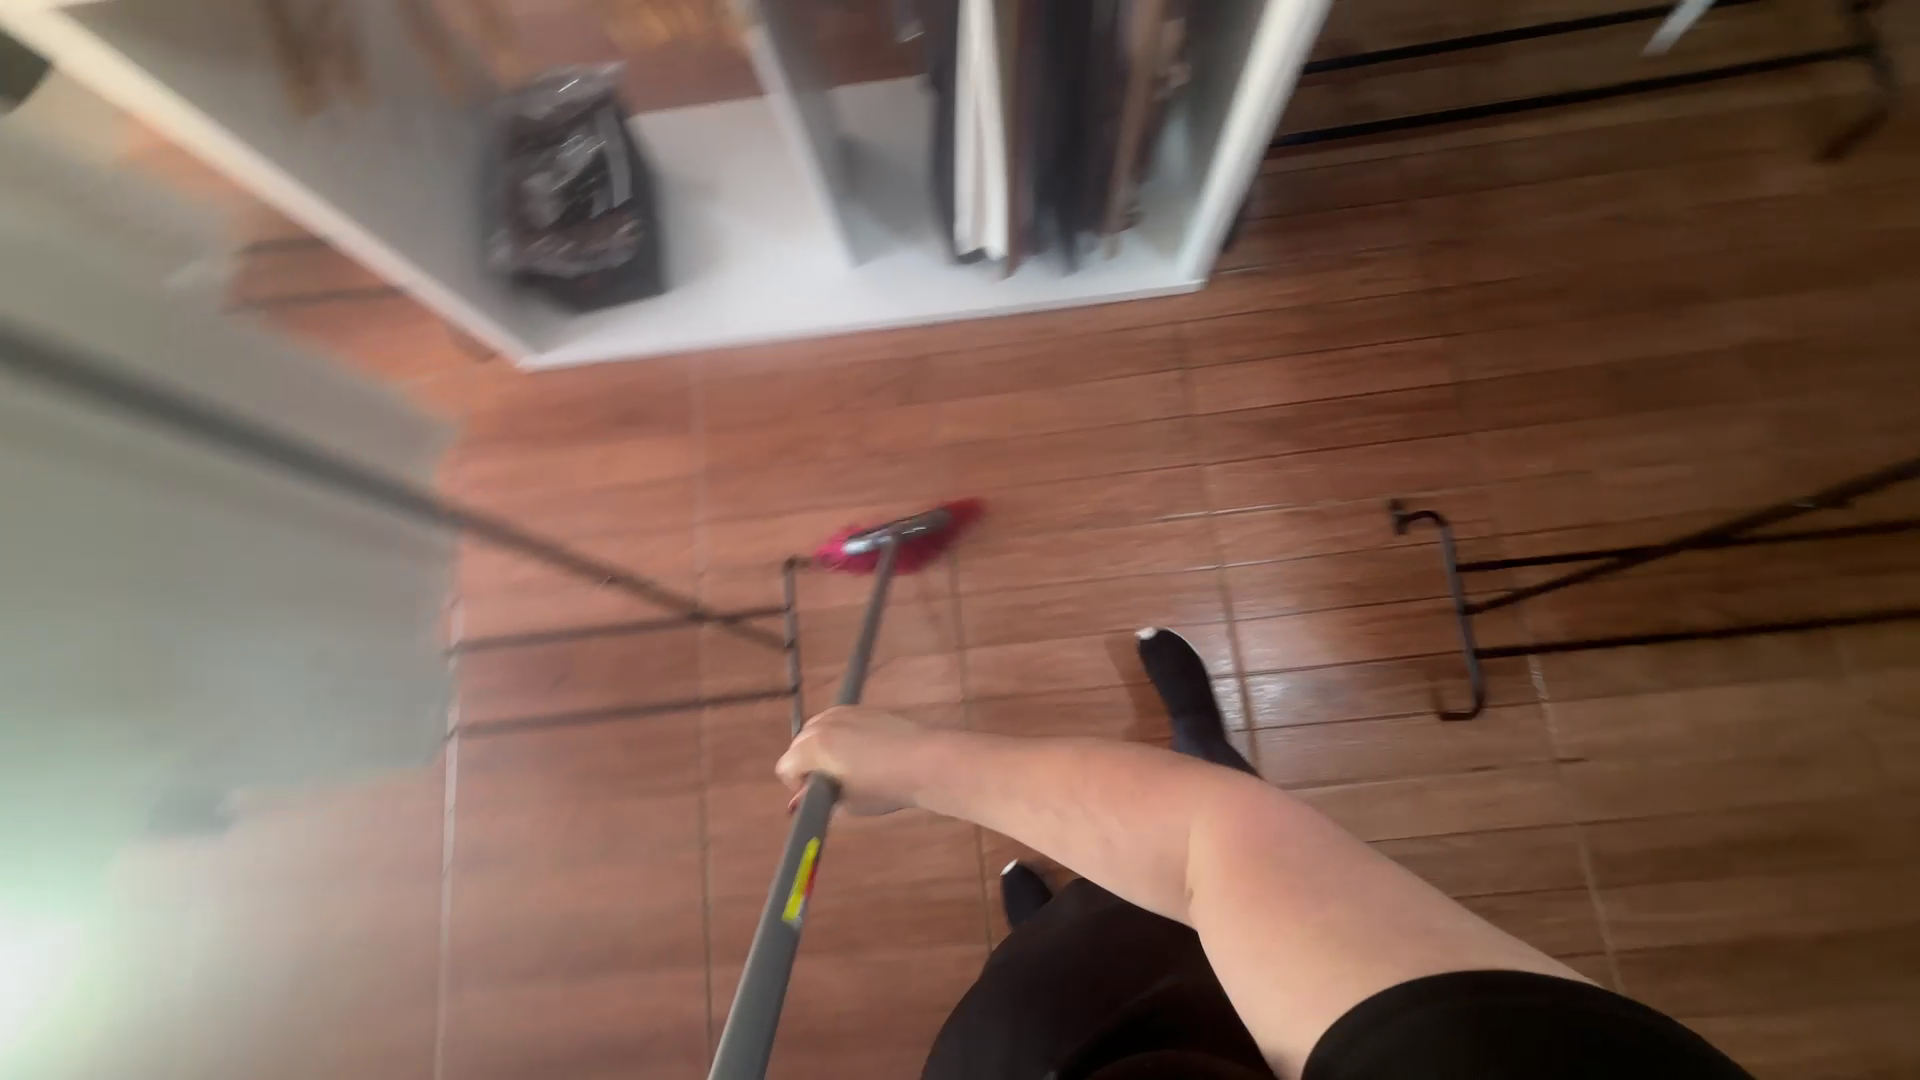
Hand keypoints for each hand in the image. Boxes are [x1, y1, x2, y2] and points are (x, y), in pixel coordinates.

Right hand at [775, 705, 936, 815]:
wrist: (924, 761)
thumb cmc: (883, 787)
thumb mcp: (847, 803)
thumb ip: (819, 799)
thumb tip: (804, 799)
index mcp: (813, 747)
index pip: (786, 766)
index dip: (796, 785)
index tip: (815, 797)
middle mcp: (823, 723)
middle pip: (799, 743)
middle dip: (806, 763)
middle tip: (828, 784)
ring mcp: (844, 711)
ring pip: (818, 728)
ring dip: (821, 746)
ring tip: (844, 766)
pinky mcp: (864, 708)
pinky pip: (838, 721)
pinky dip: (839, 734)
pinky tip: (860, 751)